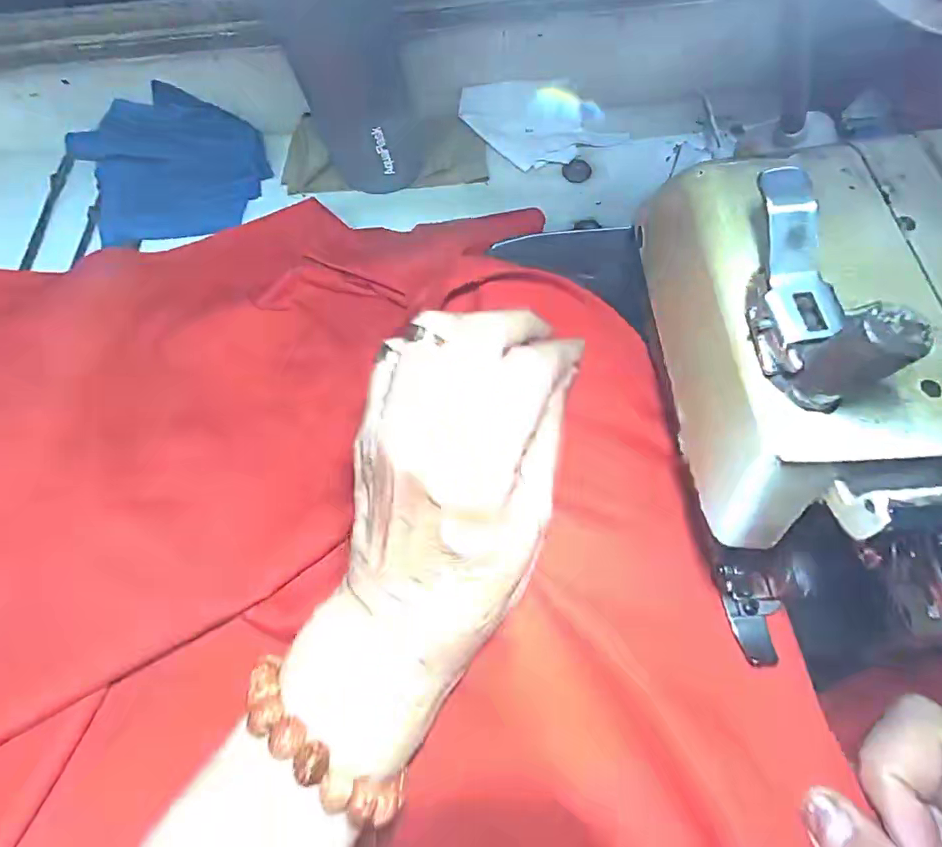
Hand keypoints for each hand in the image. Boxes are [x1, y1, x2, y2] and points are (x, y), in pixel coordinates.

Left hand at [280, 310, 581, 777]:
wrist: (394, 617)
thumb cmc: (477, 585)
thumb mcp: (533, 522)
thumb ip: (546, 438)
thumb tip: (560, 374)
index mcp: (479, 468)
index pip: (524, 372)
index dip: (558, 351)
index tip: (574, 351)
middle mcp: (427, 434)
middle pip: (475, 339)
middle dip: (519, 323)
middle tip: (542, 335)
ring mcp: (388, 426)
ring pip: (431, 337)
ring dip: (473, 326)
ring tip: (501, 339)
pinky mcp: (366, 427)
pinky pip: (394, 358)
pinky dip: (428, 343)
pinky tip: (452, 355)